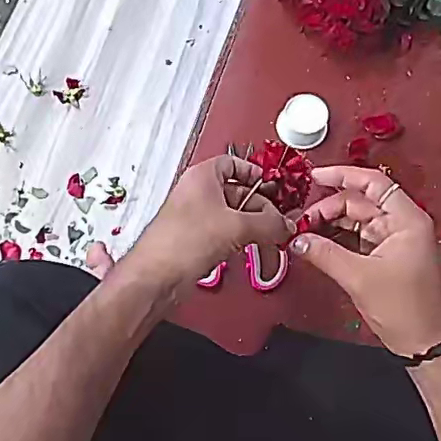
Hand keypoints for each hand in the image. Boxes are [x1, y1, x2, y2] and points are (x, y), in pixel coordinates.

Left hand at [122, 155, 291, 290]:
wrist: (156, 278)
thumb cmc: (180, 242)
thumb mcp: (237, 227)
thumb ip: (268, 224)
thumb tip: (285, 225)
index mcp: (202, 177)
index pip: (231, 163)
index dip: (253, 172)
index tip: (270, 184)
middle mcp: (197, 194)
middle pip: (237, 192)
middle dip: (260, 207)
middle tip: (277, 220)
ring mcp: (195, 217)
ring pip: (232, 215)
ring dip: (252, 226)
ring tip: (269, 236)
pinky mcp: (195, 240)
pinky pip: (224, 233)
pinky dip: (240, 239)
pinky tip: (251, 248)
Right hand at [290, 166, 440, 356]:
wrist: (422, 341)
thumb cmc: (402, 307)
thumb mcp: (359, 277)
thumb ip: (324, 253)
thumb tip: (296, 238)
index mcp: (406, 219)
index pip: (374, 183)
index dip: (343, 175)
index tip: (314, 176)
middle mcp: (401, 223)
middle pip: (360, 200)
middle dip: (329, 206)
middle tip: (300, 220)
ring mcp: (393, 238)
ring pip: (356, 219)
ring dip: (330, 222)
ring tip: (303, 231)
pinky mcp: (384, 254)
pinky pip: (356, 236)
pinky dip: (336, 237)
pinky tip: (315, 242)